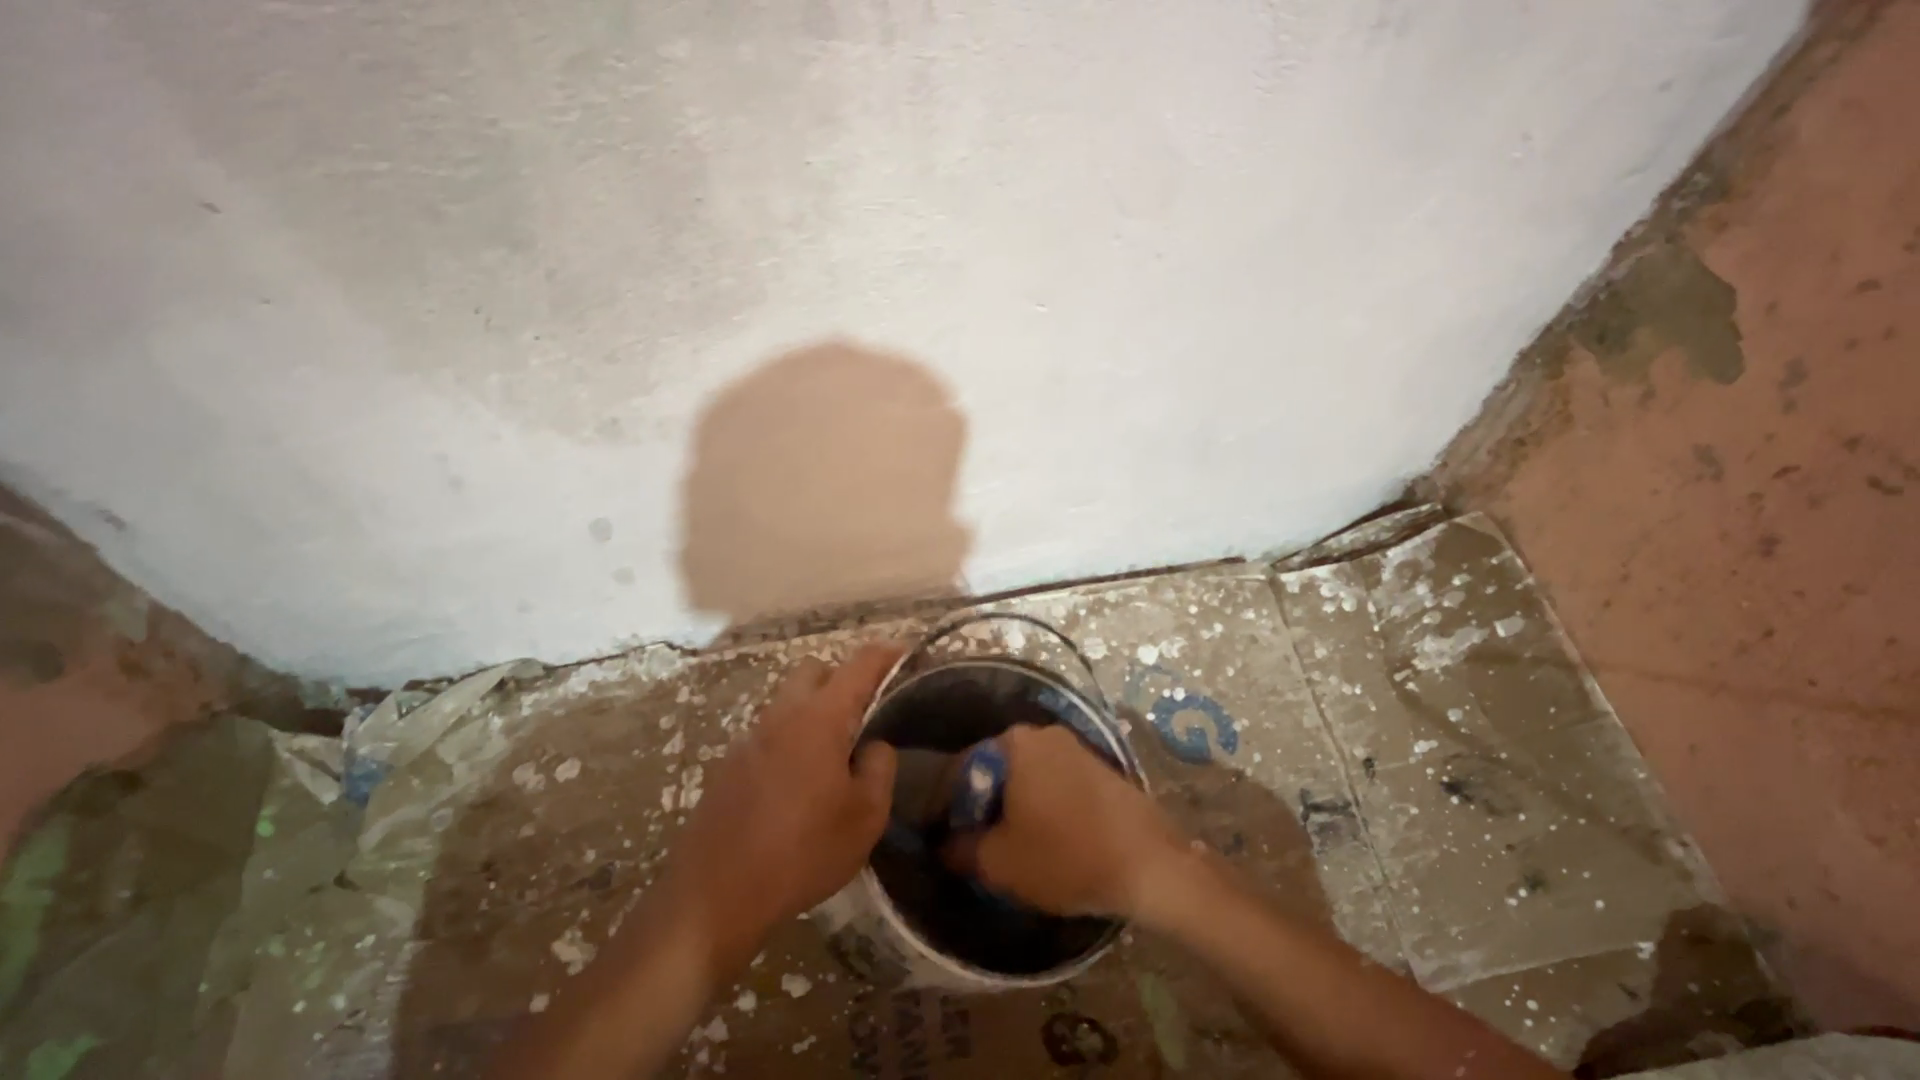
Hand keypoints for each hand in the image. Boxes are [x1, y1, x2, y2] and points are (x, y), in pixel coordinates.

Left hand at [662, 643, 901, 966]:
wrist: (717, 893)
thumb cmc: (803, 852)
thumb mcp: (865, 817)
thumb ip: (879, 768)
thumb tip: (872, 745)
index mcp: (818, 719)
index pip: (858, 665)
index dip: (887, 654)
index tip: (907, 654)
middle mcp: (780, 716)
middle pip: (814, 671)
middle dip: (843, 678)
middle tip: (868, 713)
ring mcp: (747, 740)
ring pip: (787, 704)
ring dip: (814, 713)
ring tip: (836, 757)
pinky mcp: (728, 767)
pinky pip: (768, 736)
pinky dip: (790, 743)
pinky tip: (800, 787)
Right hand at [945, 724, 1188, 918]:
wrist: (1150, 867)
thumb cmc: (1066, 857)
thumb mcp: (999, 863)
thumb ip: (960, 849)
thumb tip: (944, 844)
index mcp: (1014, 743)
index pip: (961, 769)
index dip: (945, 807)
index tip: (943, 839)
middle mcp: (1044, 734)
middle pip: (995, 769)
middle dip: (982, 805)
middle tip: (976, 845)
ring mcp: (1077, 748)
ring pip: (1027, 777)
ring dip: (1014, 806)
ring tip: (1011, 847)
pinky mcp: (1101, 769)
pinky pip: (1055, 784)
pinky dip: (1043, 806)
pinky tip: (1047, 840)